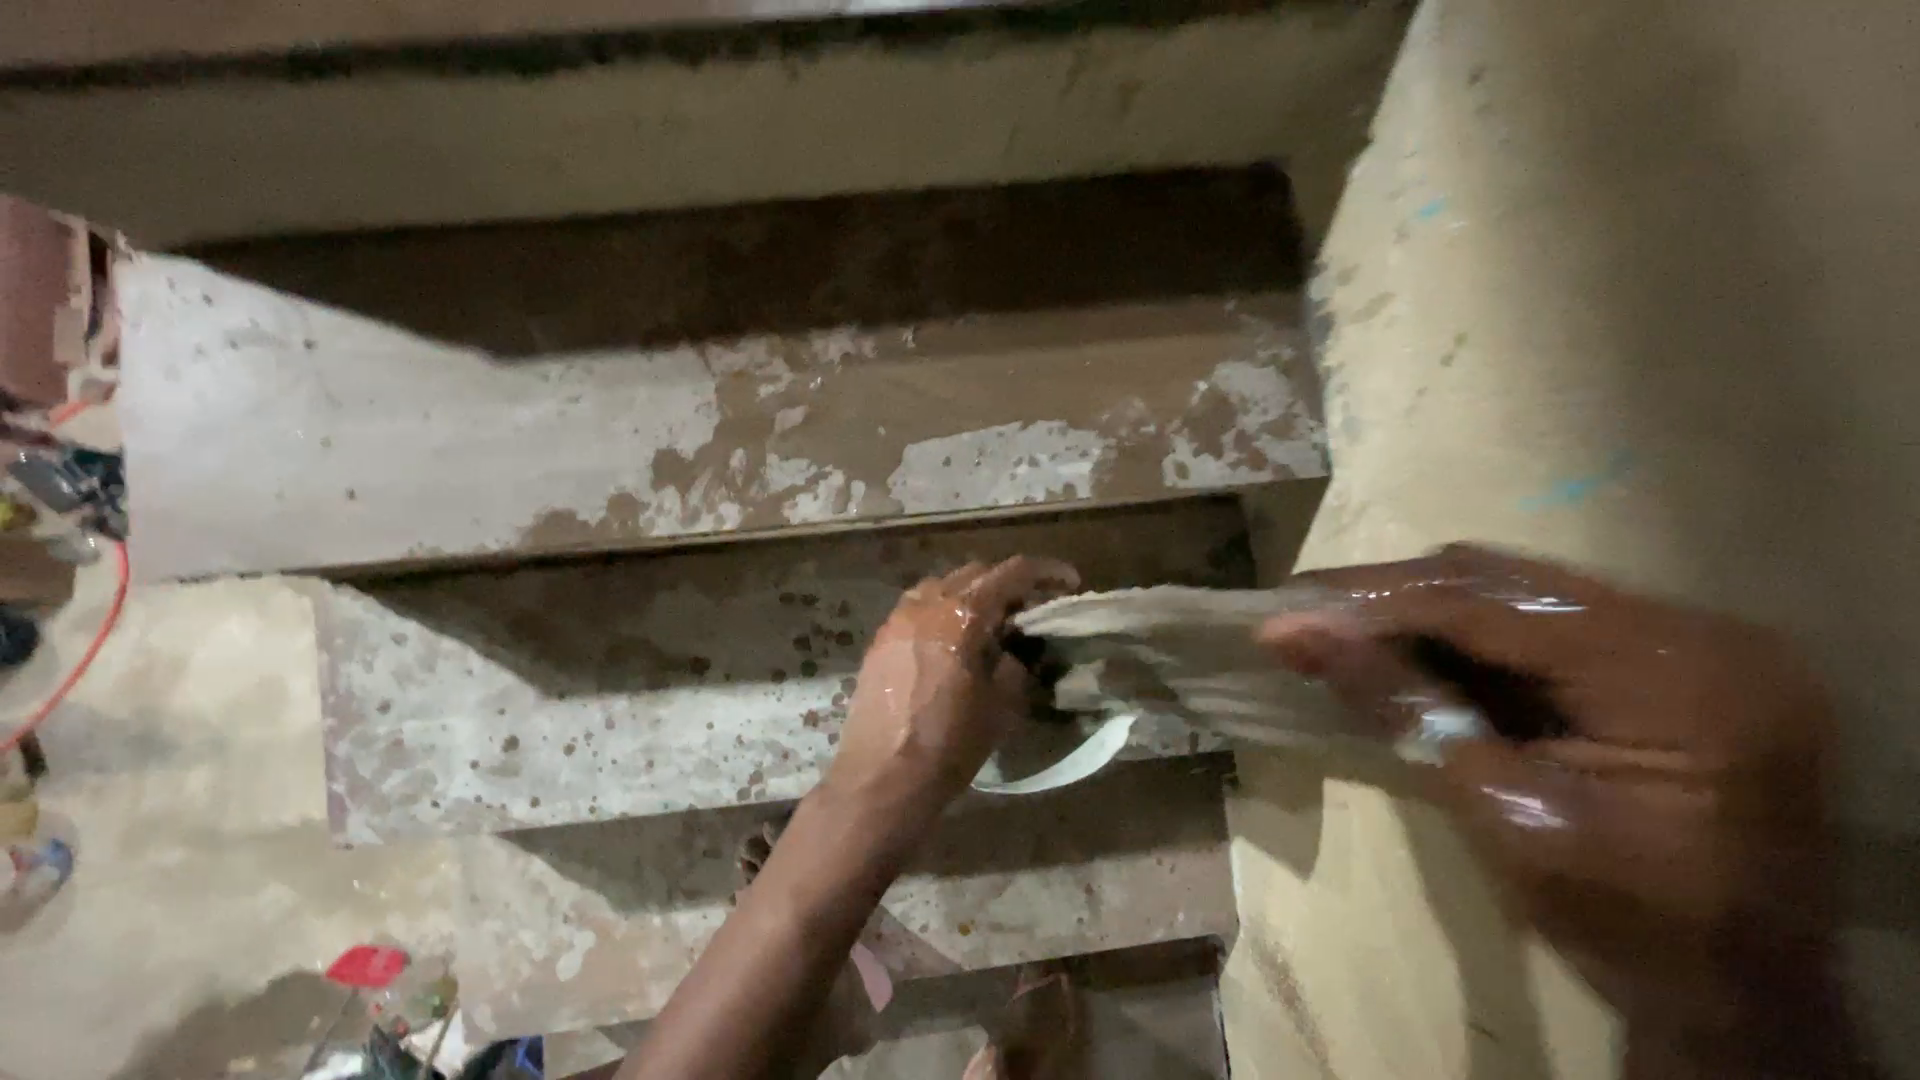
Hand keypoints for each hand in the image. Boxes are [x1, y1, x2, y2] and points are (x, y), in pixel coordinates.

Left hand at [823, 556, 1079, 820]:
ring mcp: (898, 619)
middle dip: (1008, 583)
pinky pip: (918, 608)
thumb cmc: (950, 743)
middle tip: (1030, 610)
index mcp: (963, 615)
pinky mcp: (881, 639)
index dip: (1046, 572)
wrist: (882, 777)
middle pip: (976, 573)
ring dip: (972, 594)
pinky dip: (943, 611)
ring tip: (990, 623)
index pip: (1012, 572)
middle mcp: (927, 604)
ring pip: (942, 586)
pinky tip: (952, 640)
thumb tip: (1015, 649)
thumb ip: (1016, 665)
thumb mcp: (1002, 706)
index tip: (1070, 583)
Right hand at [1259, 545, 1839, 1038]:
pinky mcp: (1668, 658)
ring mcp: (1689, 640)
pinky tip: (1409, 650)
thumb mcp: (1500, 812)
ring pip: (1519, 589)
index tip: (1286, 609)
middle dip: (1393, 595)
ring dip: (1423, 608)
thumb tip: (1293, 632)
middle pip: (1507, 580)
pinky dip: (1466, 634)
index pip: (1492, 606)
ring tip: (1342, 628)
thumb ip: (1401, 705)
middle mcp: (1695, 631)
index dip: (1377, 603)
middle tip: (1305, 612)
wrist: (1739, 992)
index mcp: (1672, 676)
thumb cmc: (1623, 923)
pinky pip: (1543, 620)